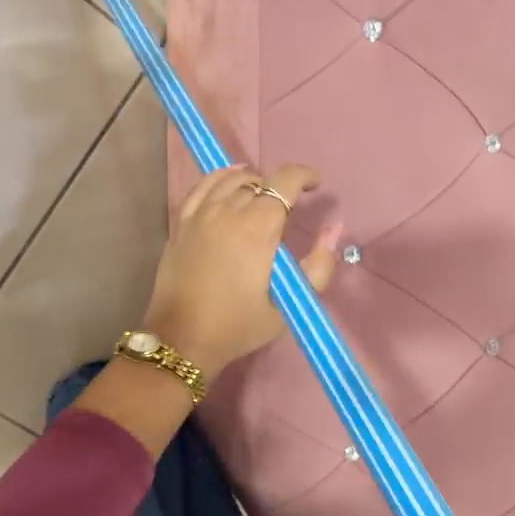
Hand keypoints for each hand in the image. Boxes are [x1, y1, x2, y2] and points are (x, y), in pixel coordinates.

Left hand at [141, 163, 340, 379]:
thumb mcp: (288, 304)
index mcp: (257, 229)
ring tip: (261, 195)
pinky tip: (227, 182)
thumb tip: (333, 229)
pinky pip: (201, 188)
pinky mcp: (181, 226)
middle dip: (279, 188)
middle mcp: (227, 212)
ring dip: (252, 182)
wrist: (182, 339)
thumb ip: (318, 266)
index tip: (315, 185)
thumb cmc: (237, 326)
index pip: (284, 182)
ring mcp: (200, 216)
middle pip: (259, 182)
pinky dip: (219, 178)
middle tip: (287, 210)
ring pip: (229, 181)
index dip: (304, 176)